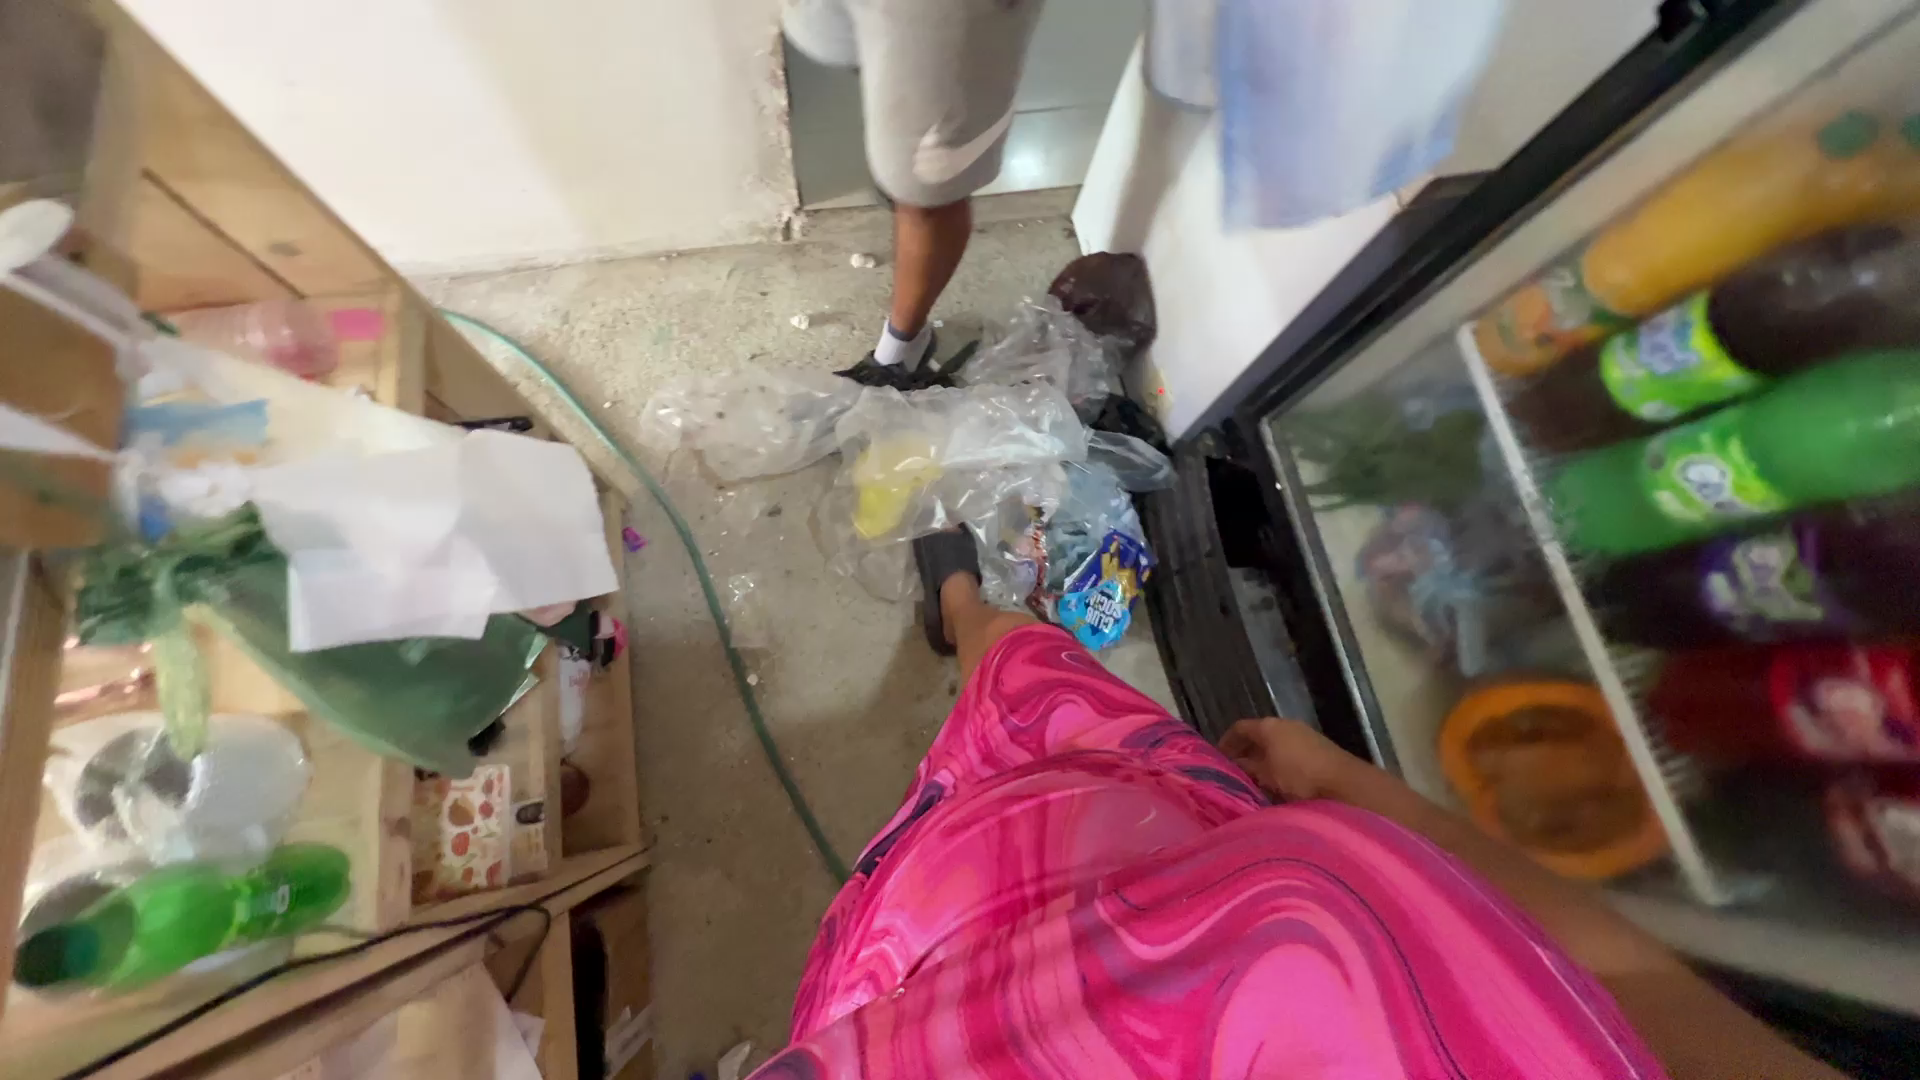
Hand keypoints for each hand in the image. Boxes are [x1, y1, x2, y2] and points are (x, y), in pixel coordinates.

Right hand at [1220, 717, 1364, 801]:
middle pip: (1259, 736)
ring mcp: (1306, 737)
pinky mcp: (1321, 752)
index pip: (1240, 728)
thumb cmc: (1300, 776)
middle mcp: (1287, 726)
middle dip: (1246, 753)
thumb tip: (1234, 765)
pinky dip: (1281, 766)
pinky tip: (1280, 785)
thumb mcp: (1266, 775)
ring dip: (1265, 761)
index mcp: (1269, 726)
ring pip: (1276, 746)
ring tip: (1256, 782)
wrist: (1349, 787)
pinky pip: (1292, 756)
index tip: (1218, 758)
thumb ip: (1247, 768)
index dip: (1227, 742)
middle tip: (1235, 773)